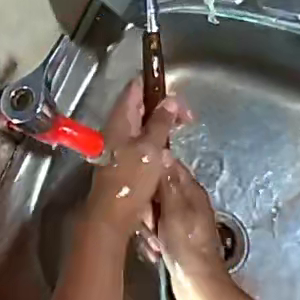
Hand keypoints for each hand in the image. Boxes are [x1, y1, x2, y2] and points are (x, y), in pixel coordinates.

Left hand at [84, 77, 186, 239]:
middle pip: (141, 104)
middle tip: (185, 117)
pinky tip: (168, 148)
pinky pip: (143, 139)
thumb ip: (161, 122)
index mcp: (121, 119)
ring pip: (143, 123)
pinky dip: (157, 138)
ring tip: (180, 130)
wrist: (113, 215)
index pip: (135, 87)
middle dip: (164, 106)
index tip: (177, 95)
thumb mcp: (151, 147)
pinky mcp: (125, 158)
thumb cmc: (131, 179)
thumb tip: (171, 101)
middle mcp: (118, 127)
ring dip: (162, 123)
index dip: (156, 84)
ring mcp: (120, 143)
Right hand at [154, 161, 231, 299]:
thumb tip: (163, 151)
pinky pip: (157, 229)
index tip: (136, 183)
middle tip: (147, 222)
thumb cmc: (187, 244)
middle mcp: (187, 201)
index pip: (168, 166)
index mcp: (191, 190)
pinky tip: (155, 251)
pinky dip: (153, 239)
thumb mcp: (174, 210)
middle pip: (158, 190)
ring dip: (148, 226)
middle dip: (147, 205)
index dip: (151, 172)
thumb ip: (167, 182)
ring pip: (154, 211)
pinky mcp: (175, 237)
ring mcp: (181, 219)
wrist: (197, 283)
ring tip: (153, 241)